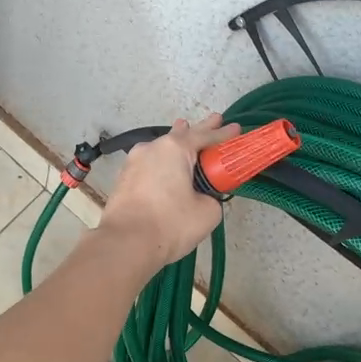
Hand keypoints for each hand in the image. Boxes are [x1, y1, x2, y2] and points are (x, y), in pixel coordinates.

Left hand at [95, 114, 240, 269]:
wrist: (126, 242)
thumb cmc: (170, 223)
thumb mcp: (206, 212)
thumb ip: (211, 198)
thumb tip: (200, 198)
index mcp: (174, 148)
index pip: (205, 137)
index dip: (223, 134)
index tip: (236, 128)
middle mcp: (151, 148)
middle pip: (181, 135)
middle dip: (200, 129)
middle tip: (216, 119)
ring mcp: (134, 162)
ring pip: (161, 148)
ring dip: (176, 142)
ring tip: (185, 129)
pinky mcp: (124, 178)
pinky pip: (150, 163)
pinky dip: (163, 161)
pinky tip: (166, 163)